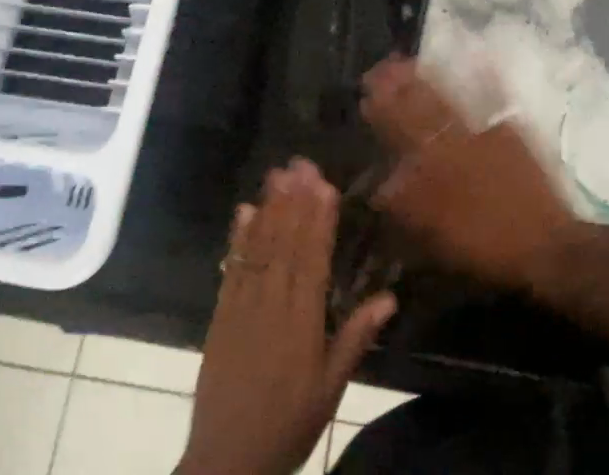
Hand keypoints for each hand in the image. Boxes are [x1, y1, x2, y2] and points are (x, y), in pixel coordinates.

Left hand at [179, 159, 396, 474]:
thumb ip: (355, 338)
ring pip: (257, 251)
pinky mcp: (219, 318)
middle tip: (301, 163)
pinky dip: (238, 240)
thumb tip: (389, 296)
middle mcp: (270, 308)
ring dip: (268, 210)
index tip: (325, 184)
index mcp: (301, 325)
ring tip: (277, 175)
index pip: (311, 262)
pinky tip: (244, 213)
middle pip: (284, 246)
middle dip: (294, 202)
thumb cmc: (289, 424)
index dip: (318, 221)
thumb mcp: (331, 388)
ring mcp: (240, 310)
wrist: (227, 461)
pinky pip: (231, 271)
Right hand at [360, 56, 587, 290]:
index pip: (402, 131)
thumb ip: (407, 207)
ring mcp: (488, 135)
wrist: (547, 244)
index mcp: (437, 167)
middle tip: (383, 67)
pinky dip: (484, 78)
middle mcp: (459, 142)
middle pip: (424, 107)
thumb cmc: (487, 246)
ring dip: (430, 79)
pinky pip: (494, 100)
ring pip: (452, 99)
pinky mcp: (513, 136)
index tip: (367, 92)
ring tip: (412, 62)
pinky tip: (478, 57)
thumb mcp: (437, 236)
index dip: (383, 110)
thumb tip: (382, 186)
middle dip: (401, 86)